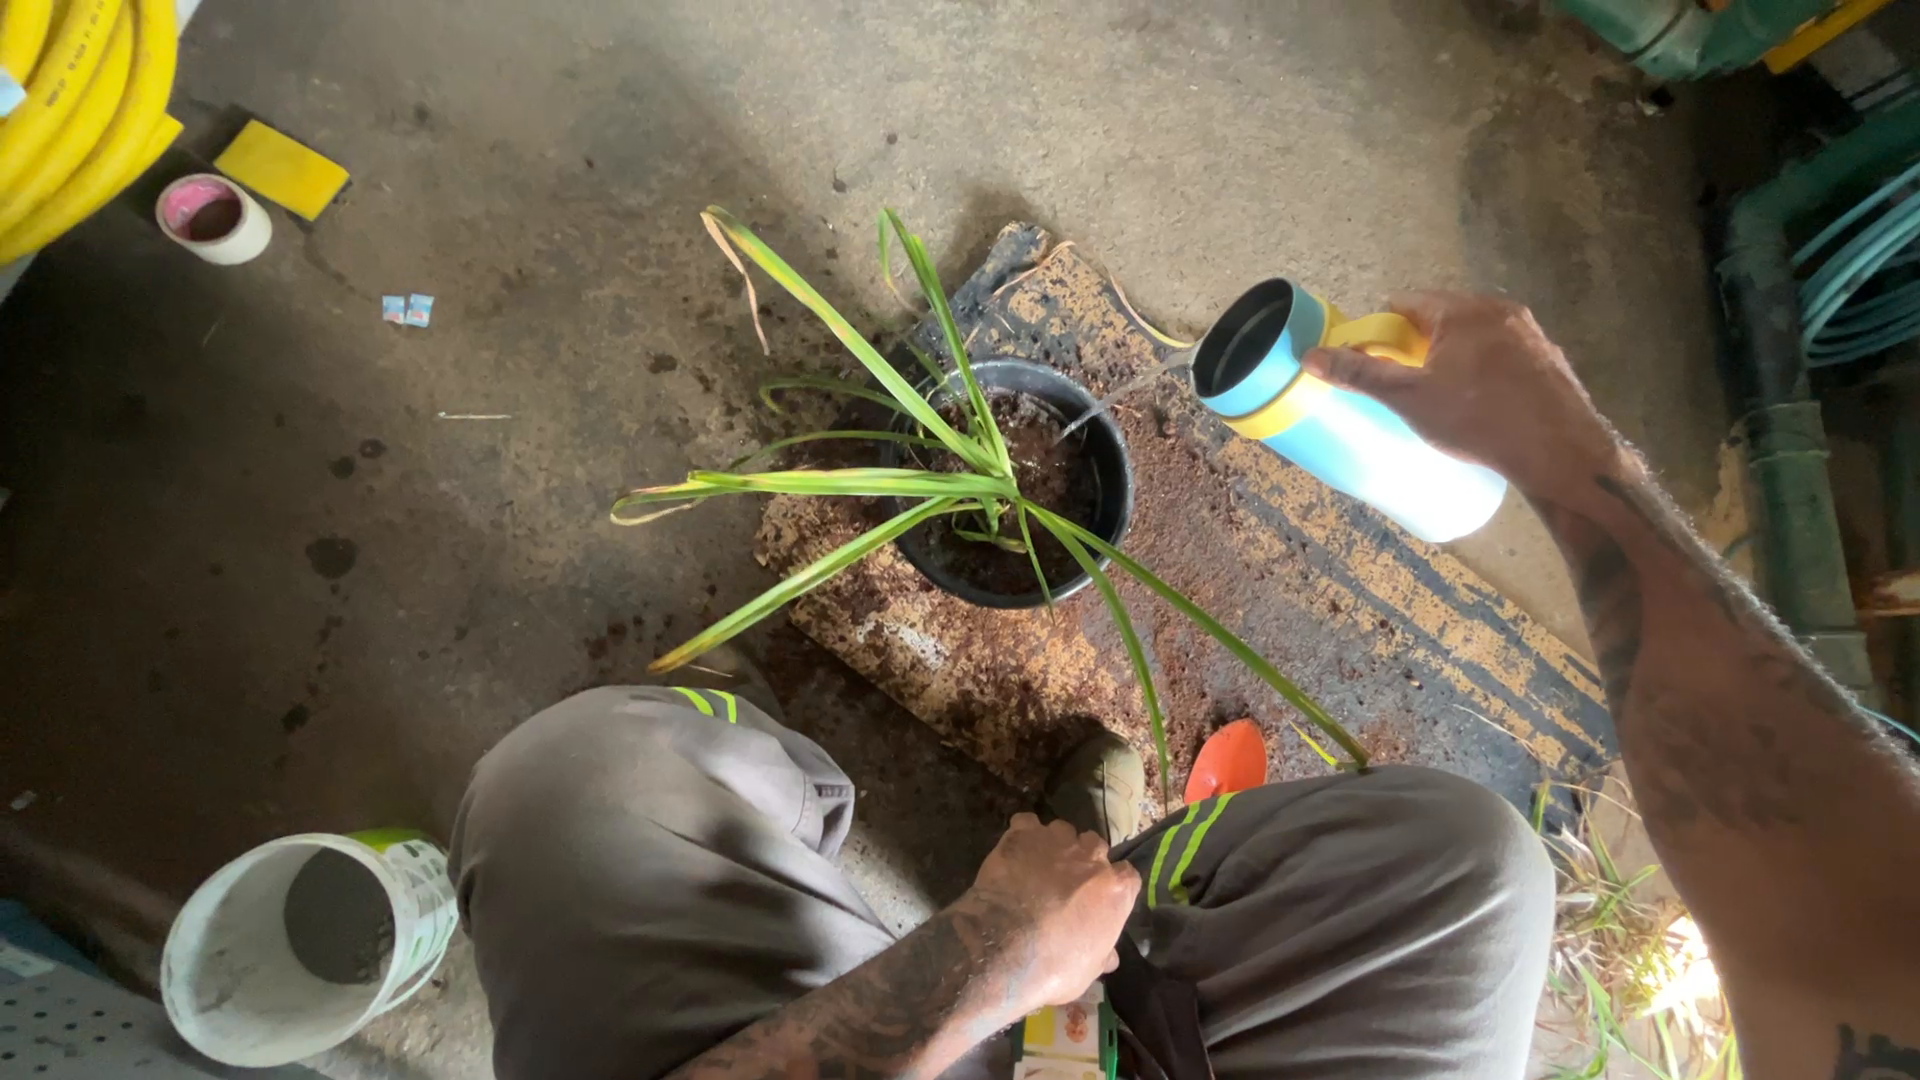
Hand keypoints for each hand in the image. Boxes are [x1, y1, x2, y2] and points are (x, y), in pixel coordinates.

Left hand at [957, 813, 1139, 1014]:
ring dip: (1055, 845)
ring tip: (1039, 866)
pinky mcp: (1023, 833)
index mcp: (1115, 888)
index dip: (1113, 885)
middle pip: (1095, 846)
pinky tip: (1016, 851)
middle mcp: (1091, 856)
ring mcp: (1057, 840)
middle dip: (1084, 861)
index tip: (1101, 897)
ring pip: (1063, 831)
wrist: (1004, 945)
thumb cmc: (1054, 966)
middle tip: (1067, 883)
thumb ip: (1102, 952)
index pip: (1127, 875)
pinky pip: (1027, 824)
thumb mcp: (1088, 970)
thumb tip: (1110, 956)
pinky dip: (1023, 834)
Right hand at [1302, 290, 1622, 499]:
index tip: (1371, 362)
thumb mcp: (1408, 398)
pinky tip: (1472, 403)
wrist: (1559, 452)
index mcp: (1464, 311)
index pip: (1404, 303)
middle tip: (1398, 384)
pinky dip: (1474, 368)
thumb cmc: (1477, 420)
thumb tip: (1311, 356)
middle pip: (1436, 318)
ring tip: (1432, 396)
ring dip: (1443, 357)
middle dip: (1411, 345)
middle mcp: (1500, 310)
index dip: (1379, 331)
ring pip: (1467, 336)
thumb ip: (1360, 373)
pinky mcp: (1545, 358)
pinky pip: (1494, 353)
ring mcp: (1529, 333)